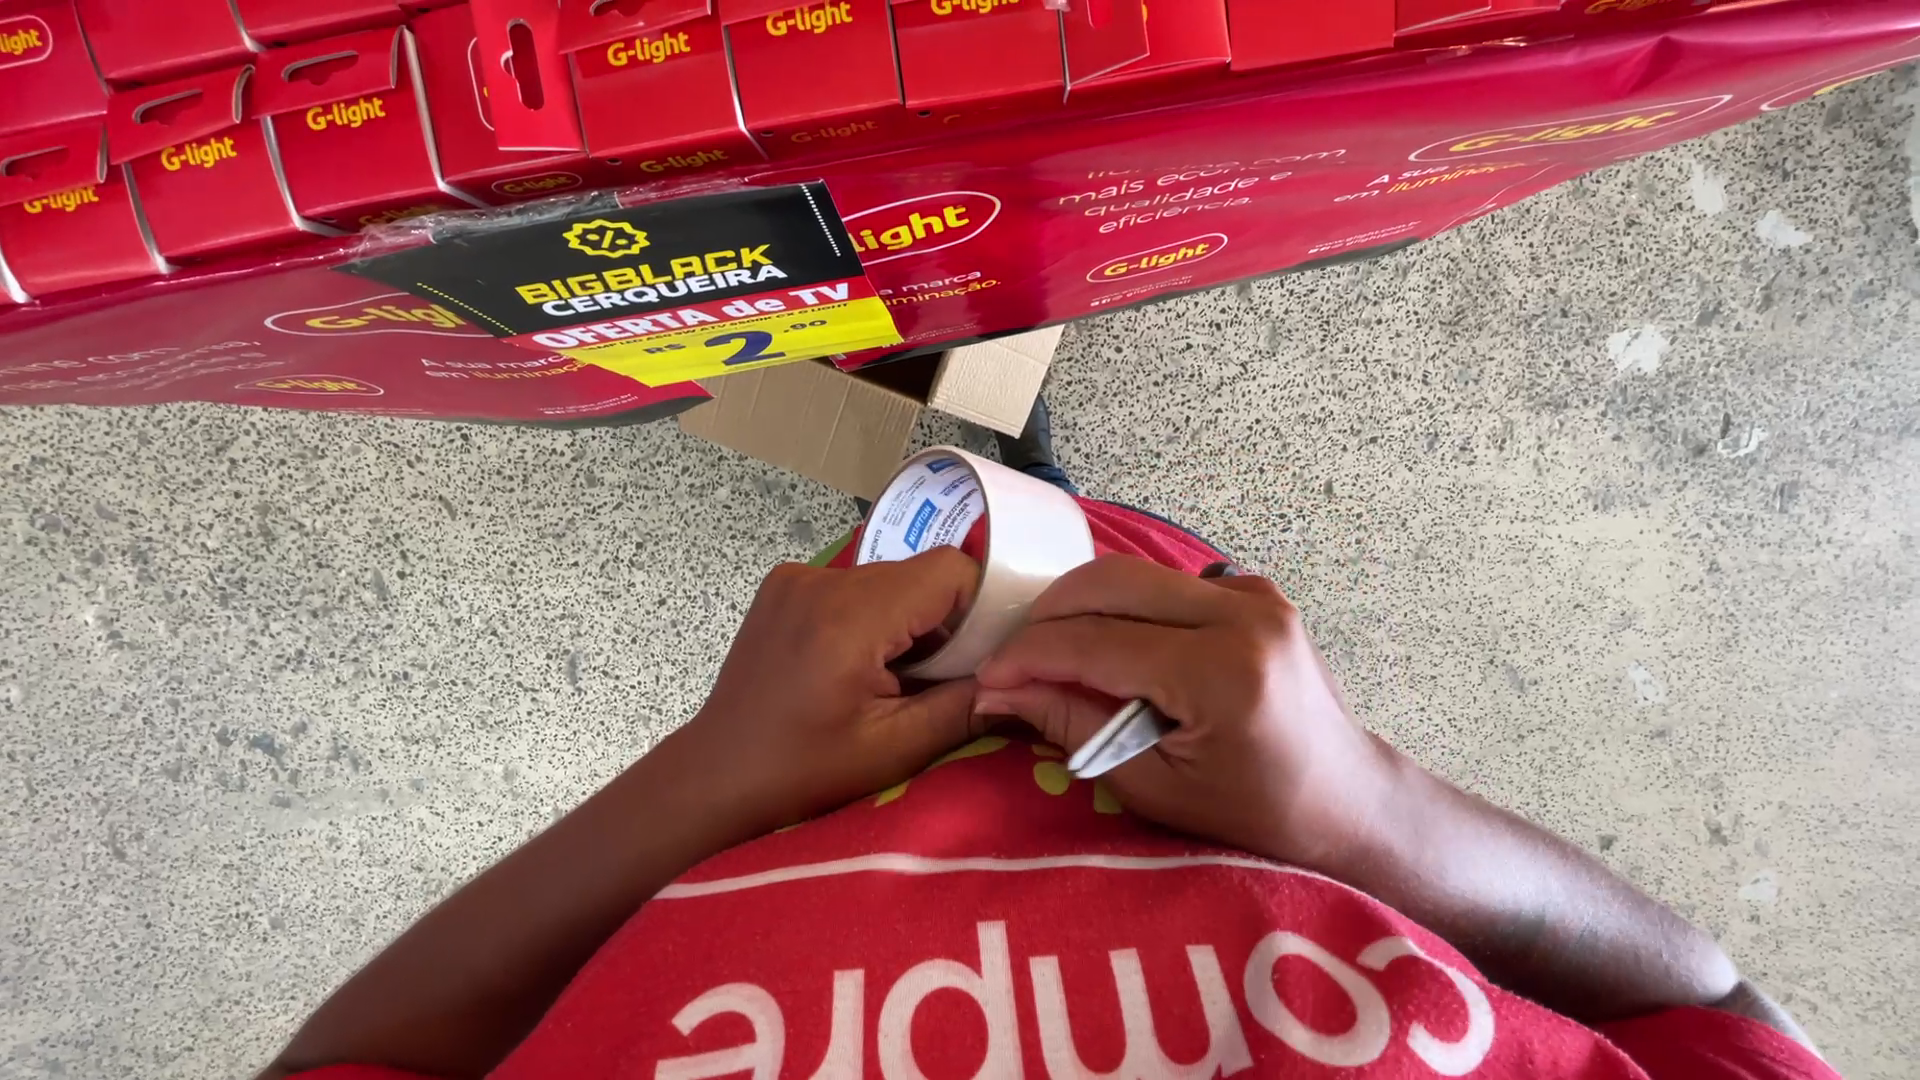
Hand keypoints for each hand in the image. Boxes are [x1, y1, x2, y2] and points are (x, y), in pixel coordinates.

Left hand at [657, 546, 988, 838]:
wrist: (715, 776)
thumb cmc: (803, 773)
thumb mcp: (894, 750)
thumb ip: (964, 706)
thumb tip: (1020, 678)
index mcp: (850, 616)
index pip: (949, 570)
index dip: (979, 606)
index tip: (980, 654)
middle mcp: (822, 579)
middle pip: (919, 572)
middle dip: (943, 619)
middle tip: (936, 677)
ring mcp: (797, 576)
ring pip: (890, 577)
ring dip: (908, 618)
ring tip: (892, 675)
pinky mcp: (785, 584)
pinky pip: (856, 584)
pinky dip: (873, 615)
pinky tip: (856, 661)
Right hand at [973, 554, 1395, 872]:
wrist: (1347, 799)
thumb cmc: (1252, 813)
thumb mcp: (1152, 786)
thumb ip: (1072, 724)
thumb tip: (998, 688)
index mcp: (1219, 674)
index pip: (1094, 643)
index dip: (1027, 655)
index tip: (986, 675)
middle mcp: (1240, 614)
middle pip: (1109, 583)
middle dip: (1046, 615)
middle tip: (1013, 656)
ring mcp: (1252, 593)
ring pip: (1132, 572)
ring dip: (1080, 604)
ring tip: (1051, 648)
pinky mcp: (1253, 589)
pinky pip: (1164, 581)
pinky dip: (1124, 605)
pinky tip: (1112, 642)